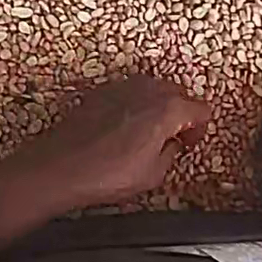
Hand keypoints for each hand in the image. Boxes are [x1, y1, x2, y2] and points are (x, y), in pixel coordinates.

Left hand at [8, 76, 212, 211]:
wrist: (61, 167)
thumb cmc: (106, 172)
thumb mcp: (154, 174)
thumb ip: (171, 153)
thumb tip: (171, 146)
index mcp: (168, 109)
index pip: (200, 110)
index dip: (199, 129)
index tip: (189, 143)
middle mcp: (147, 90)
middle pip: (179, 94)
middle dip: (181, 115)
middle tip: (174, 139)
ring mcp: (123, 87)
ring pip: (154, 90)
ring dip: (158, 108)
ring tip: (148, 136)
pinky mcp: (102, 92)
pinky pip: (130, 94)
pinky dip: (135, 106)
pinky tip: (125, 131)